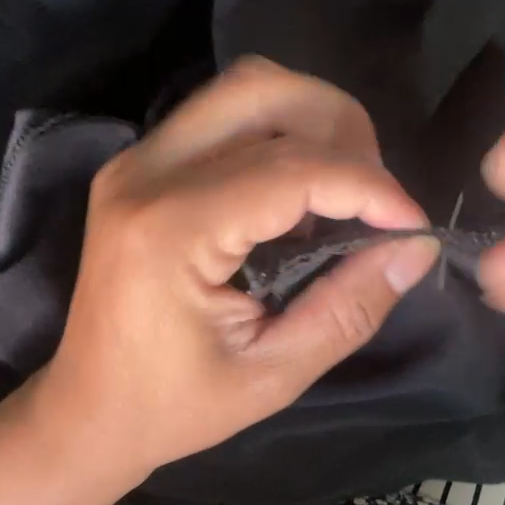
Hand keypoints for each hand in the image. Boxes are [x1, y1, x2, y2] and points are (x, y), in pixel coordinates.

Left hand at [28, 58, 439, 484]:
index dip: (368, 187)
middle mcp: (145, 175)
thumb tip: (415, 248)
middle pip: (265, 93)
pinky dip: (274, 138)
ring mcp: (134, 164)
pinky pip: (219, 118)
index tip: (412, 225)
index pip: (291, 169)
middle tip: (375, 204)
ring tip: (342, 195)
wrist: (89, 412)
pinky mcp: (136, 170)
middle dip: (343, 135)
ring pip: (242, 92)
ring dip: (310, 125)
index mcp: (171, 231)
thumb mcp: (272, 375)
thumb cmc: (175, 408)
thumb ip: (347, 309)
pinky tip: (295, 201)